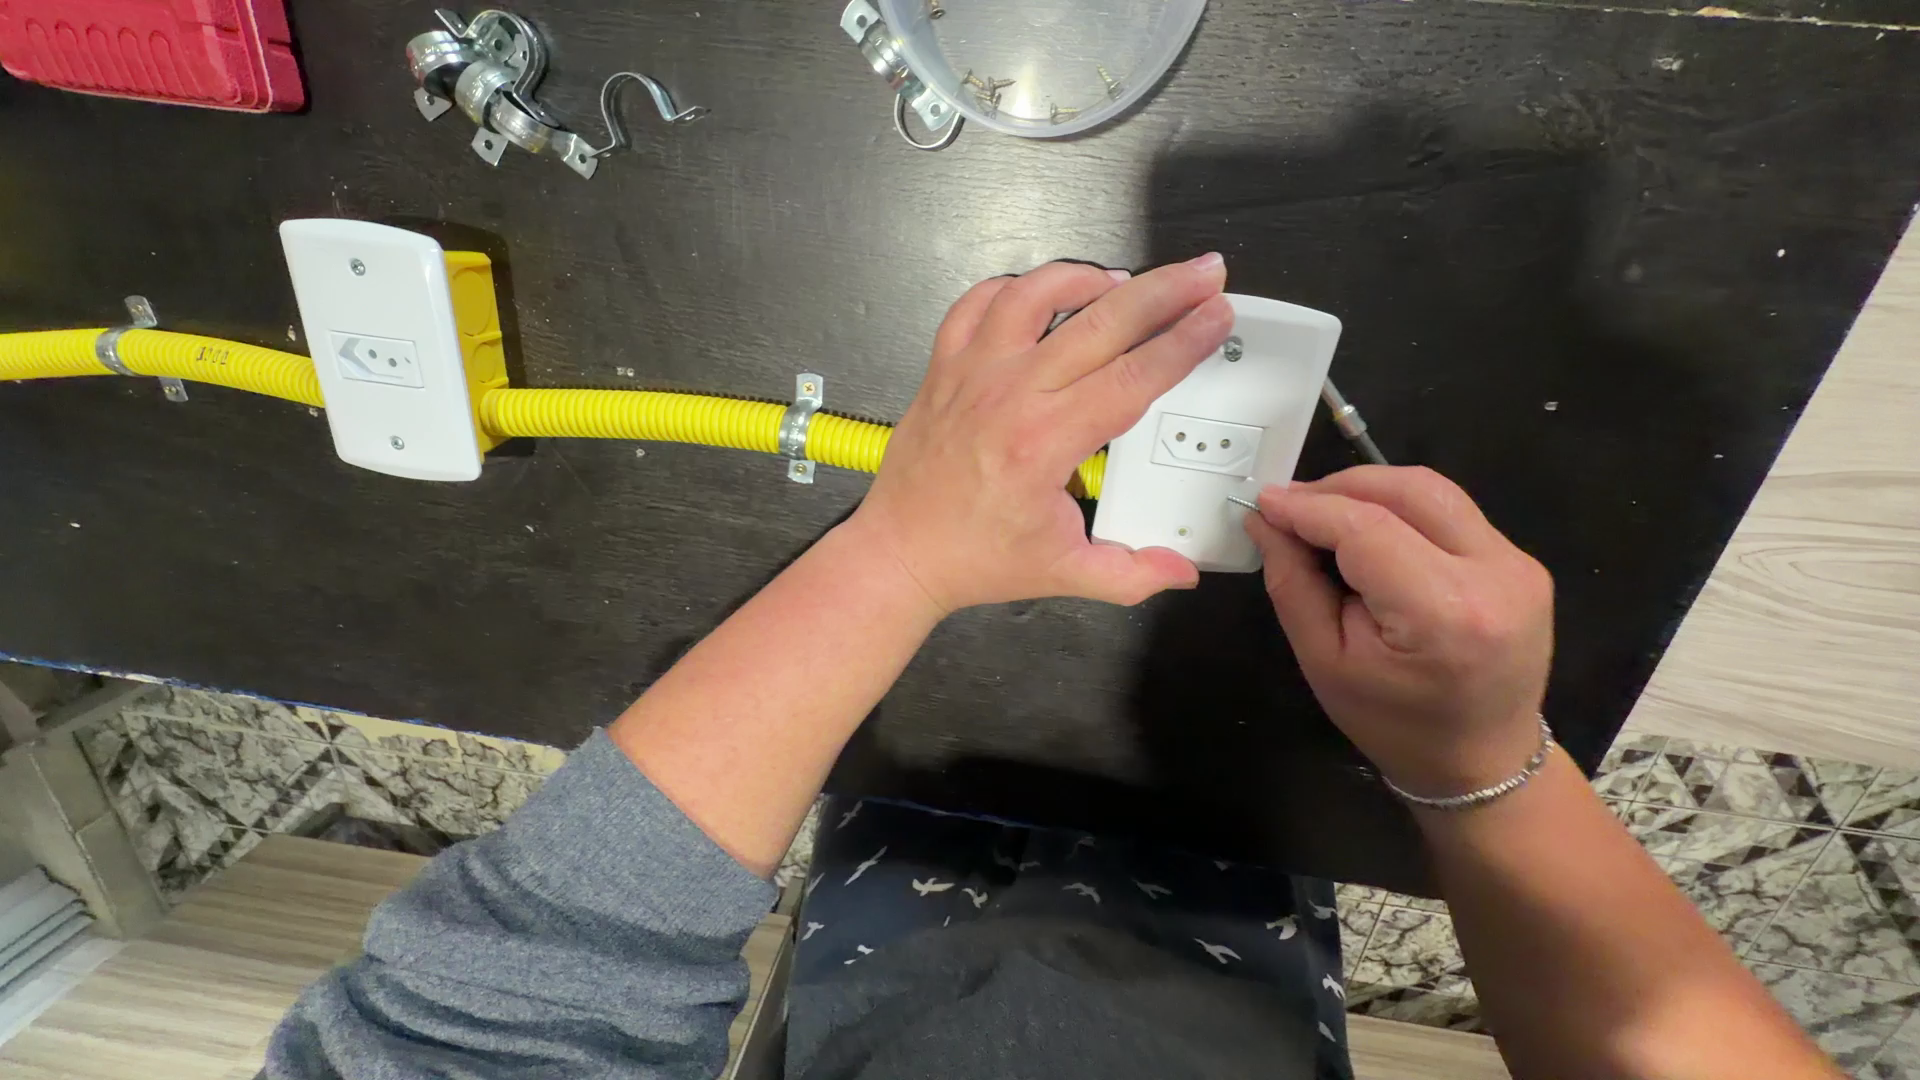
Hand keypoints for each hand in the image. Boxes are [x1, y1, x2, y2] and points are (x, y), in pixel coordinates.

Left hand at [846, 256, 1234, 614]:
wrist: (900, 552)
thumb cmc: (975, 559)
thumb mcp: (1062, 574)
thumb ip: (1130, 574)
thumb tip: (1182, 570)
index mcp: (1044, 443)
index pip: (1133, 378)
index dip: (1183, 343)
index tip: (1216, 317)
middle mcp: (1008, 395)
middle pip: (1101, 322)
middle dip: (1164, 291)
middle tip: (1203, 272)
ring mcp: (971, 374)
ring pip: (1034, 294)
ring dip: (1086, 278)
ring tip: (1125, 280)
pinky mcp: (943, 369)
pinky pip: (975, 304)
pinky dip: (1012, 288)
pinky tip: (1040, 293)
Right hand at [1244, 466, 1554, 797]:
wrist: (1481, 761)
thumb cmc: (1392, 722)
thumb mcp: (1322, 659)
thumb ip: (1292, 582)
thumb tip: (1265, 522)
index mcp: (1444, 613)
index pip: (1367, 529)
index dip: (1309, 508)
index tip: (1264, 504)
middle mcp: (1496, 576)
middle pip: (1410, 490)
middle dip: (1339, 486)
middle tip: (1288, 505)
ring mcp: (1518, 565)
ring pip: (1433, 492)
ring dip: (1368, 491)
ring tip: (1320, 515)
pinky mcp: (1520, 563)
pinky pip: (1448, 514)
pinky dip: (1396, 511)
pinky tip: (1362, 534)